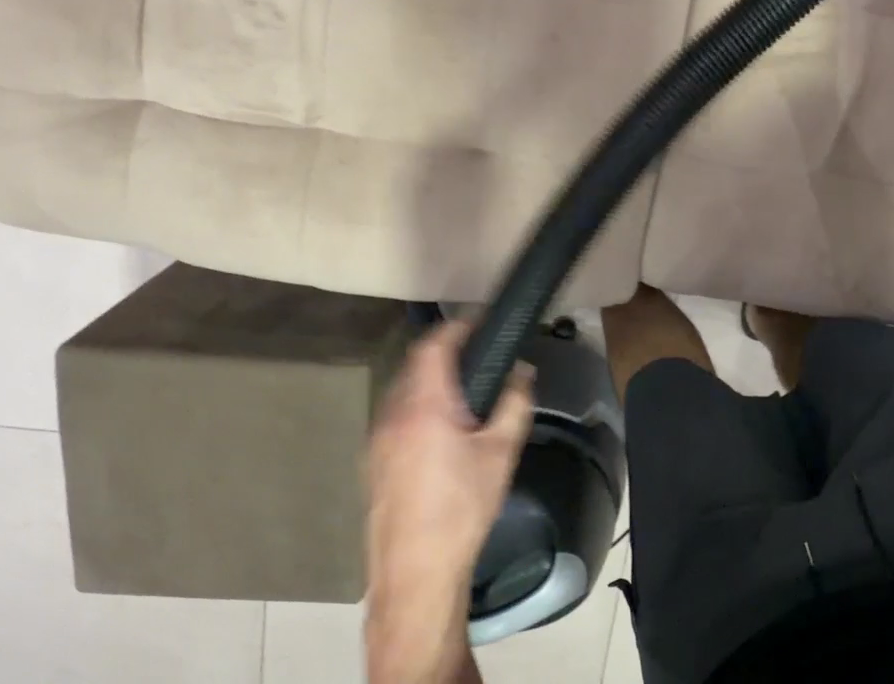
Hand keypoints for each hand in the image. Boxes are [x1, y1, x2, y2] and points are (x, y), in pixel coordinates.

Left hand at [366, 321, 533, 682]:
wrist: (416, 571)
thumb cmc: (462, 508)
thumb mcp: (501, 453)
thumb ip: (514, 404)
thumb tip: (522, 373)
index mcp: (424, 405)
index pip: (433, 346)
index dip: (455, 327)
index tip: (477, 322)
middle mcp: (392, 414)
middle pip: (415, 366)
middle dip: (444, 356)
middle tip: (477, 358)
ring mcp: (376, 439)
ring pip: (402, 393)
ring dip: (428, 383)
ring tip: (462, 394)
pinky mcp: (372, 463)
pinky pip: (395, 418)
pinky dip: (416, 409)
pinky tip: (440, 433)